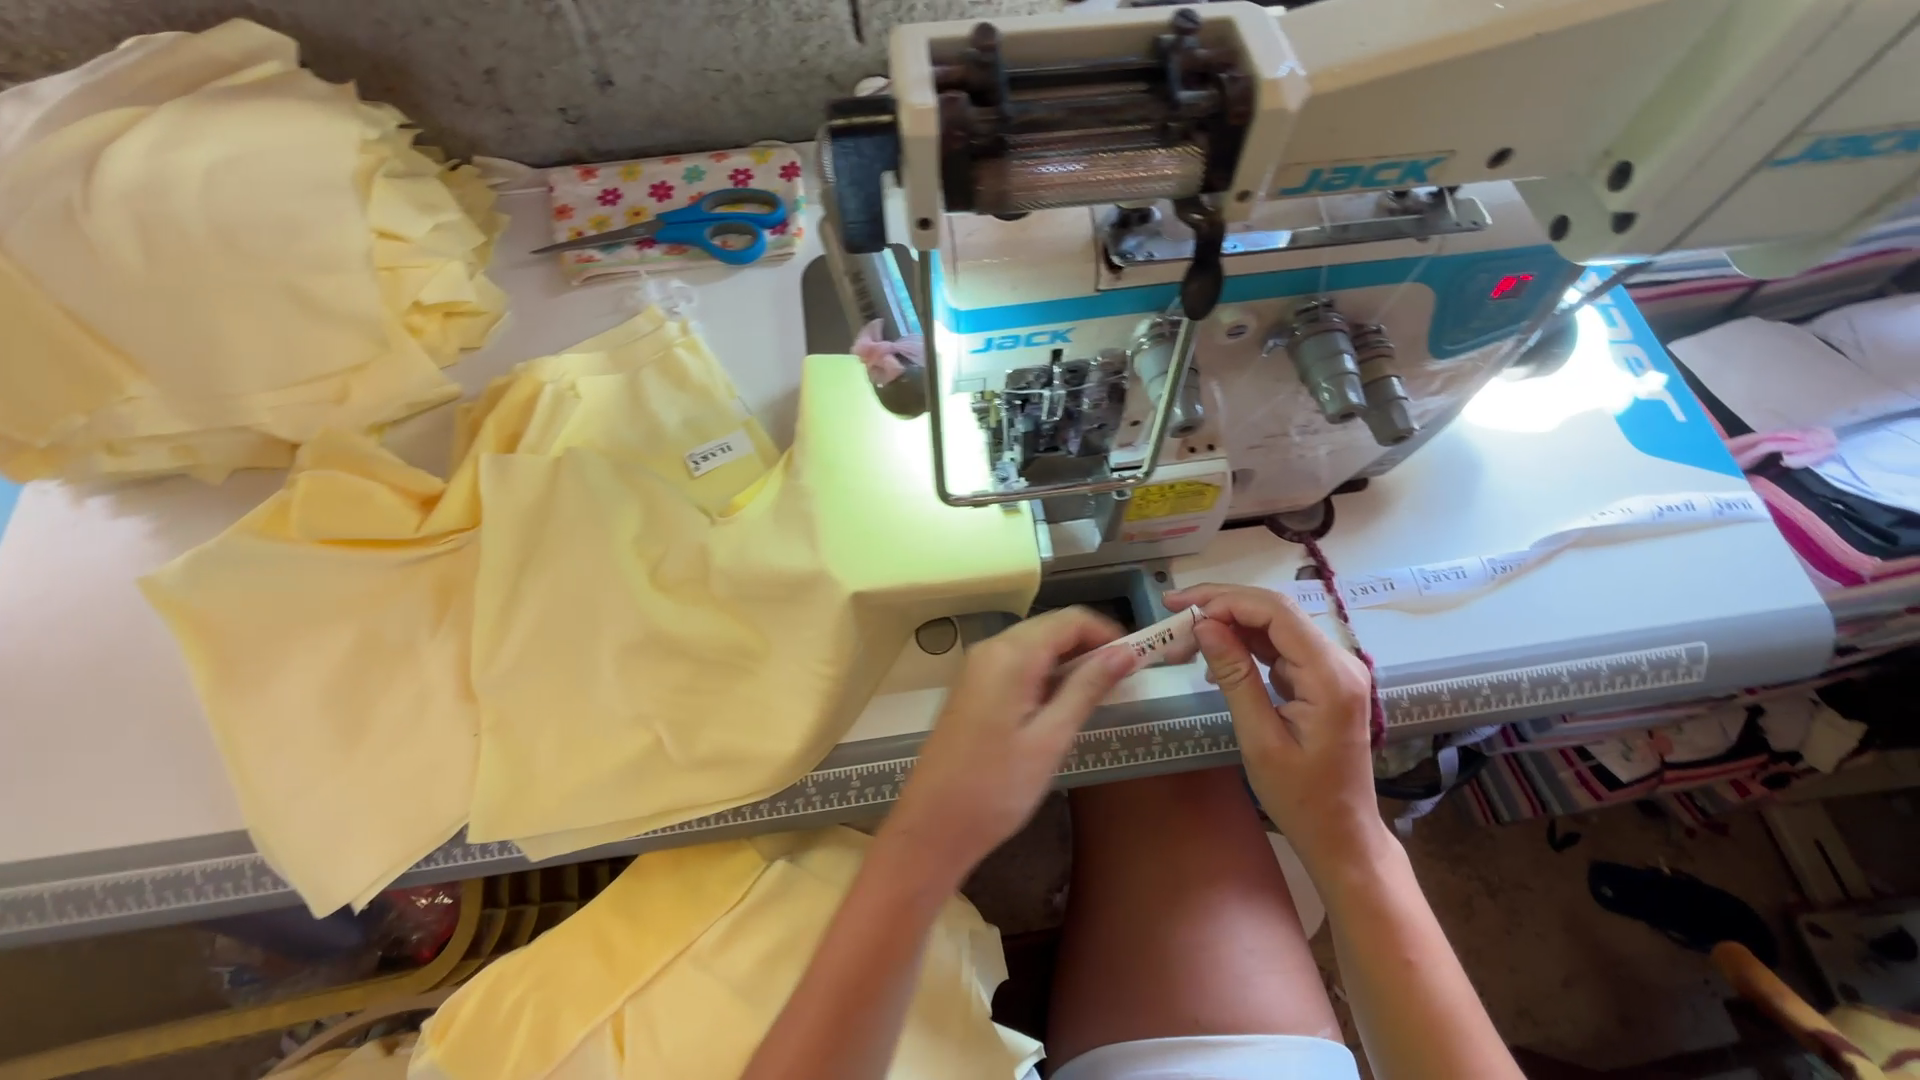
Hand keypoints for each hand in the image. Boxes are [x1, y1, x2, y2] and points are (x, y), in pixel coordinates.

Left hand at [883, 607, 1136, 880]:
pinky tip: (1062, 705)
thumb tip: (1124, 653)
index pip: (1069, 619)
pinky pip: (1017, 665)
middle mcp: (989, 650)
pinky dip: (1046, 675)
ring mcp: (977, 669)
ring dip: (1069, 661)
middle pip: (1050, 628)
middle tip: (1124, 680)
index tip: (1137, 661)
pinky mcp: (972, 689)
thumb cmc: (995, 789)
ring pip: (1034, 645)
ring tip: (1100, 695)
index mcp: (1009, 655)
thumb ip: (1086, 689)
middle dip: (1090, 646)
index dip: (1107, 633)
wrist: (932, 828)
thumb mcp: (1050, 739)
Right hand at [1161, 583, 1386, 869]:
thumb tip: (1204, 626)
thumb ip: (1235, 676)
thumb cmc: (1300, 798)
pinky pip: (1280, 648)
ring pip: (1275, 626)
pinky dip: (1245, 645)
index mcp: (1330, 676)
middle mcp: (1339, 662)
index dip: (1226, 602)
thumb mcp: (1259, 739)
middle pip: (1276, 612)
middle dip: (1222, 605)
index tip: (1182, 609)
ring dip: (1229, 624)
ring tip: (1184, 636)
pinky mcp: (1323, 680)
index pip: (1276, 612)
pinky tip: (1215, 657)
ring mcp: (1333, 669)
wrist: (1343, 834)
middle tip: (1173, 609)